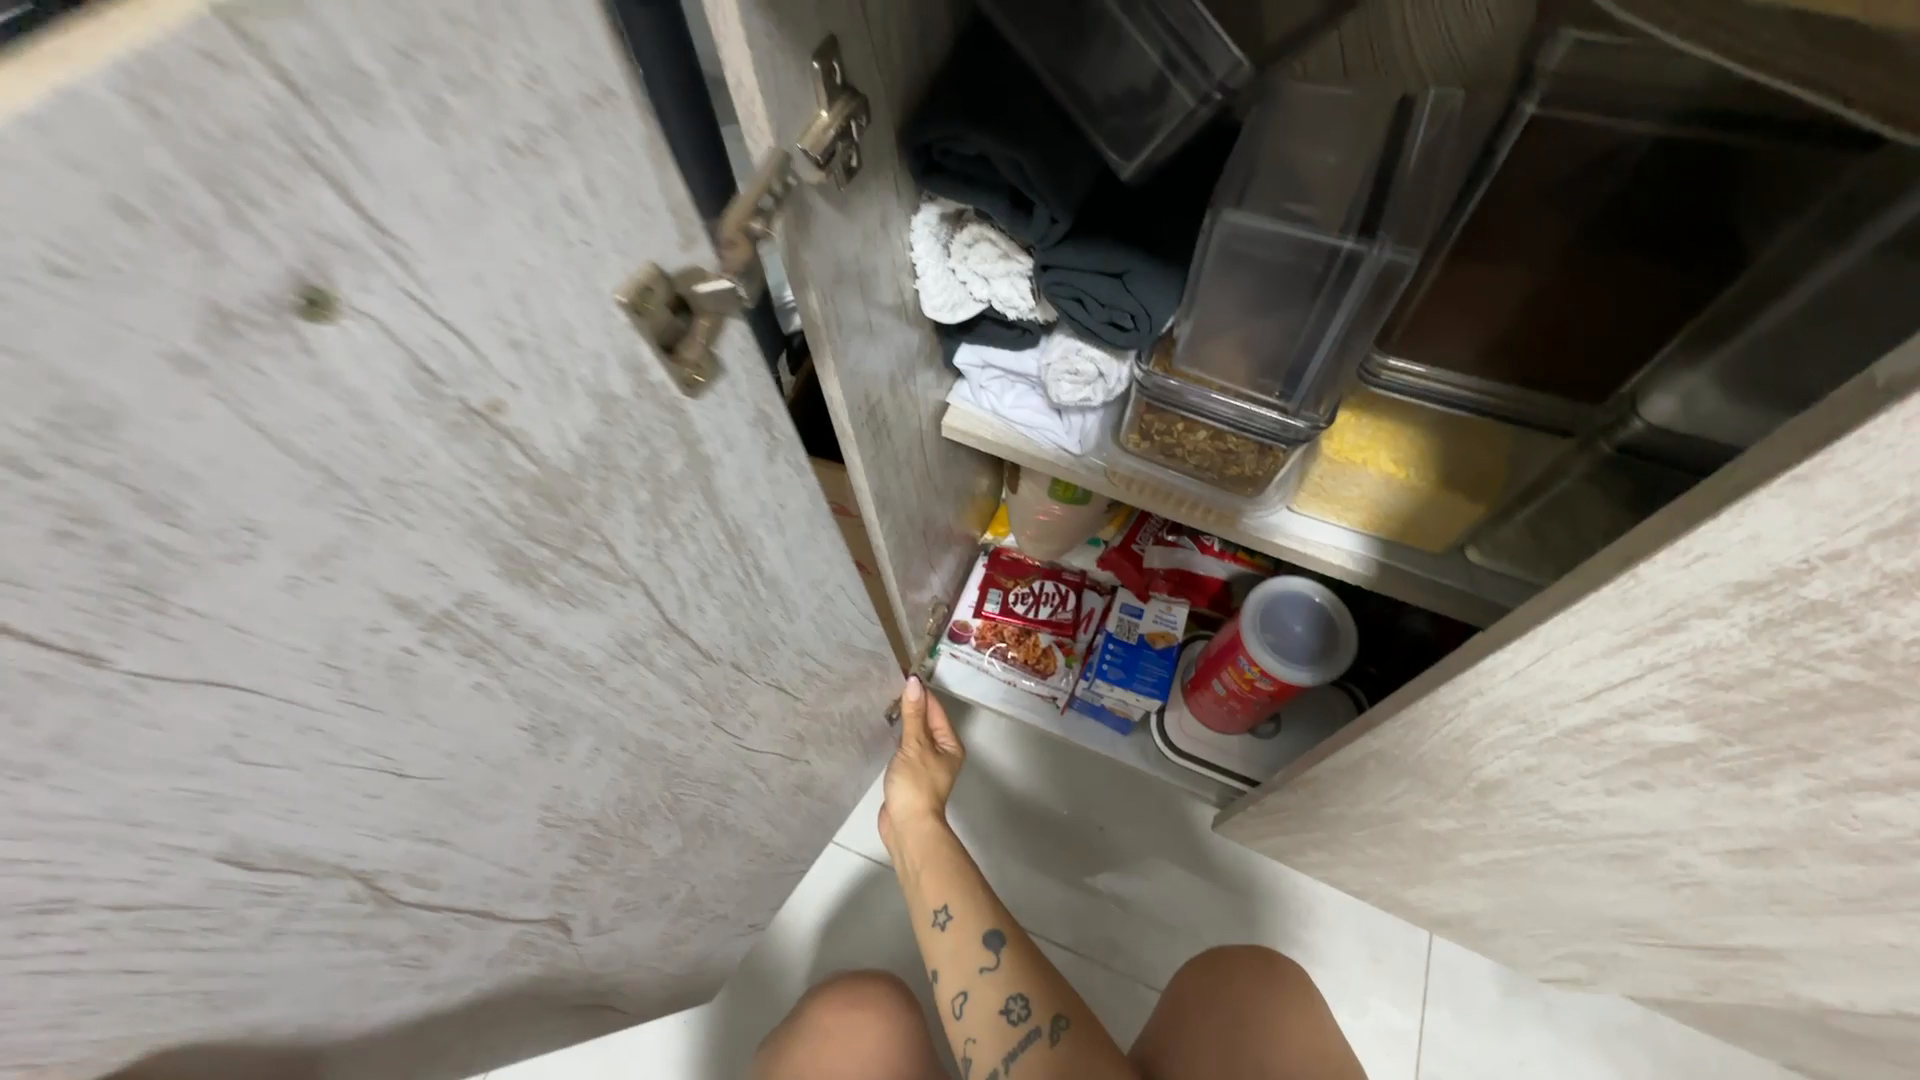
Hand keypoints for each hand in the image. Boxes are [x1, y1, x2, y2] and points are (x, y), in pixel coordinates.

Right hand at [879, 675, 964, 853]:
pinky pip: (905, 749)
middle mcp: (942, 752)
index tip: (902, 675)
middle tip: (889, 686)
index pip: (936, 710)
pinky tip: (884, 731)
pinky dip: (897, 739)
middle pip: (926, 722)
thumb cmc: (916, 784)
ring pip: (915, 735)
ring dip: (903, 722)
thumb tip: (913, 683)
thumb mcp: (914, 745)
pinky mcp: (910, 774)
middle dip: (911, 706)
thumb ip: (913, 715)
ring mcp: (926, 764)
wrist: (907, 826)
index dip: (921, 693)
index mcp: (950, 744)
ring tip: (884, 703)